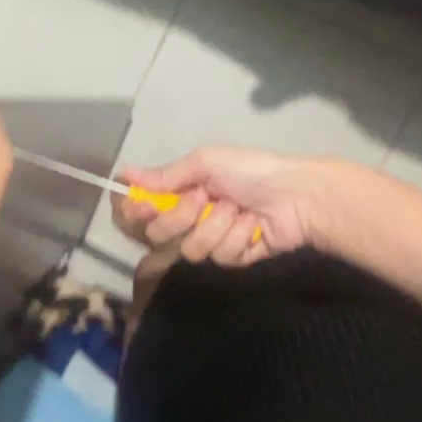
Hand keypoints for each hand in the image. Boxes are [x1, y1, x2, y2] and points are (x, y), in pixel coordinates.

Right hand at [114, 146, 331, 266]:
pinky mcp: (233, 259)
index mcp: (178, 193)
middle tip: (203, 198)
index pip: (139, 212)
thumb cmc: (251, 170)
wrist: (297, 194)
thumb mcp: (206, 162)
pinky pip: (221, 258)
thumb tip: (124, 174)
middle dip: (180, 217)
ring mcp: (211, 241)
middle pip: (157, 236)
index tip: (142, 206)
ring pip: (190, 249)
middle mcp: (188, 219)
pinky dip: (239, 237)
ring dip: (216, 226)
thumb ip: (165, 175)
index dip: (135, 213)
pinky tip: (254, 226)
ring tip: (239, 210)